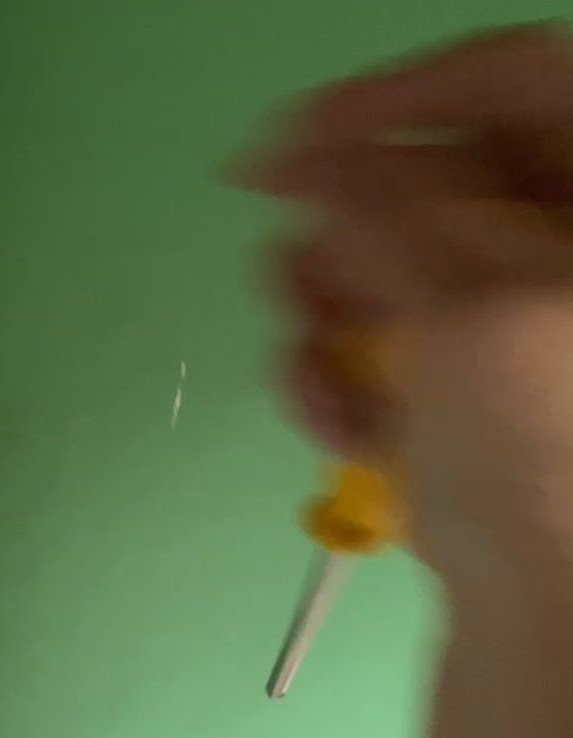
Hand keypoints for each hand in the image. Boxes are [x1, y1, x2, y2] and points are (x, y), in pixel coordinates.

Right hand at [247, 25, 572, 588]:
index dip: (387, 101)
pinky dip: (326, 382)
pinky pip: (345, 337)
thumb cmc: (548, 439)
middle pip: (407, 189)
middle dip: (337, 259)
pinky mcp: (435, 357)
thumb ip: (384, 208)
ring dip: (318, 338)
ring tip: (336, 396)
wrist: (541, 574)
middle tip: (310, 306)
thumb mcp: (469, 304)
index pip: (506, 81)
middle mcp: (550, 233)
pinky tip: (350, 425)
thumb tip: (293, 150)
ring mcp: (488, 299)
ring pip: (356, 271)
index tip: (274, 148)